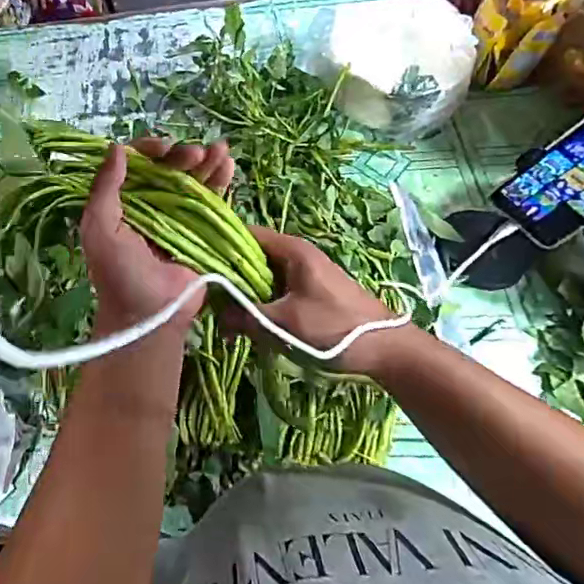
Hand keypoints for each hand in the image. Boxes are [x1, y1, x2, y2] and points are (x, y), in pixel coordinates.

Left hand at [80, 139, 238, 333]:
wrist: (150, 316)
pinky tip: (229, 165)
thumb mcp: (99, 229)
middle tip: (195, 154)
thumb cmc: (120, 275)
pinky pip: (212, 201)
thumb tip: (117, 148)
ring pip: (193, 180)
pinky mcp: (203, 231)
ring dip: (207, 162)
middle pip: (168, 168)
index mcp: (122, 201)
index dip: (149, 150)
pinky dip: (221, 181)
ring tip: (221, 150)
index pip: (136, 164)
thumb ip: (104, 188)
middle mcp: (150, 204)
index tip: (162, 148)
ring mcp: (179, 217)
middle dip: (183, 156)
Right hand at [226, 226, 429, 376]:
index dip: (219, 245)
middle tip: (207, 302)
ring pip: (262, 278)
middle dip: (229, 279)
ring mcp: (304, 275)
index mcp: (292, 250)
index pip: (245, 234)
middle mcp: (296, 255)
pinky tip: (249, 327)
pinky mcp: (309, 293)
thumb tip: (216, 314)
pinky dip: (261, 305)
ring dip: (244, 297)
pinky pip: (276, 292)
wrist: (387, 350)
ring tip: (226, 320)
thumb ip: (246, 315)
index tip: (196, 264)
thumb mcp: (285, 323)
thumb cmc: (335, 328)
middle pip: (251, 257)